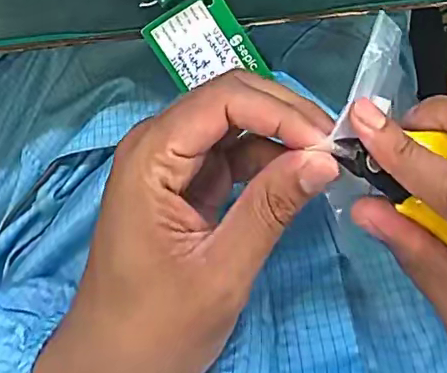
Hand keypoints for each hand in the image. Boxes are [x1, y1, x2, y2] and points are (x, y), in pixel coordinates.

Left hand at [36, 71, 340, 372]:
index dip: (277, 111)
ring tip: (326, 155)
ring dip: (279, 132)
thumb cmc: (156, 326)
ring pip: (231, 120)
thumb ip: (270, 208)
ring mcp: (169, 157)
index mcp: (152, 151)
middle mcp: (157, 139)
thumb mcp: (220, 272)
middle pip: (226, 99)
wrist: (110, 365)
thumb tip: (324, 159)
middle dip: (282, 113)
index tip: (327, 141)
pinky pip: (228, 151)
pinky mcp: (182, 178)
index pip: (221, 99)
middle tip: (335, 142)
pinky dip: (265, 157)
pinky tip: (297, 171)